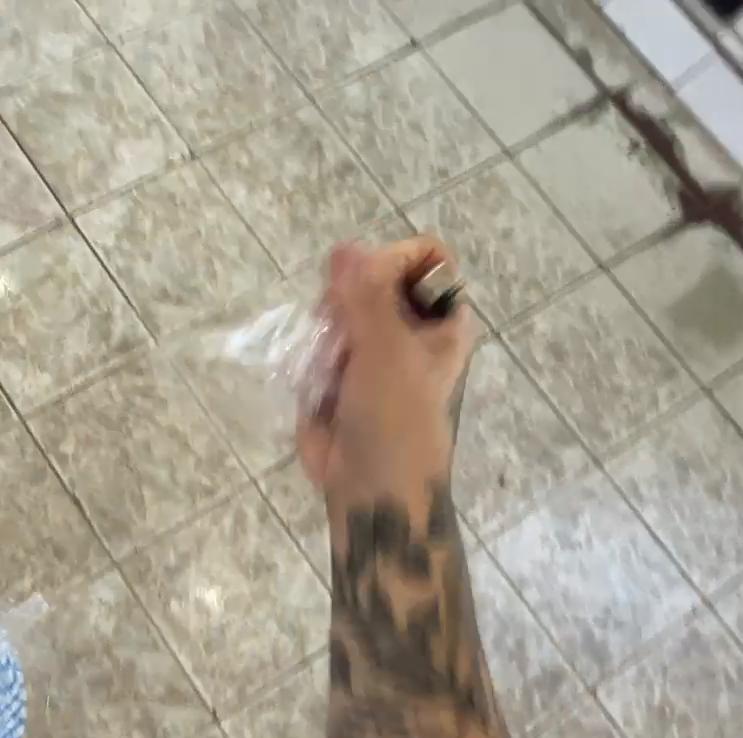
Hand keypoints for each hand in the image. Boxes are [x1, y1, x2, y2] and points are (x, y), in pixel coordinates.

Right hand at [296, 238, 478, 504]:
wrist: (368, 484)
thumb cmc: (394, 419)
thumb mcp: (386, 351)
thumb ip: (365, 297)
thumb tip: (343, 247)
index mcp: (438, 318)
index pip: (420, 257)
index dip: (387, 263)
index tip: (362, 289)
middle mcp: (405, 330)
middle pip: (367, 283)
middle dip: (343, 305)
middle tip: (337, 332)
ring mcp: (366, 354)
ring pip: (333, 316)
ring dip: (320, 338)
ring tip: (322, 365)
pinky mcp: (332, 377)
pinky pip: (311, 349)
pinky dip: (304, 362)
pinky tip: (307, 384)